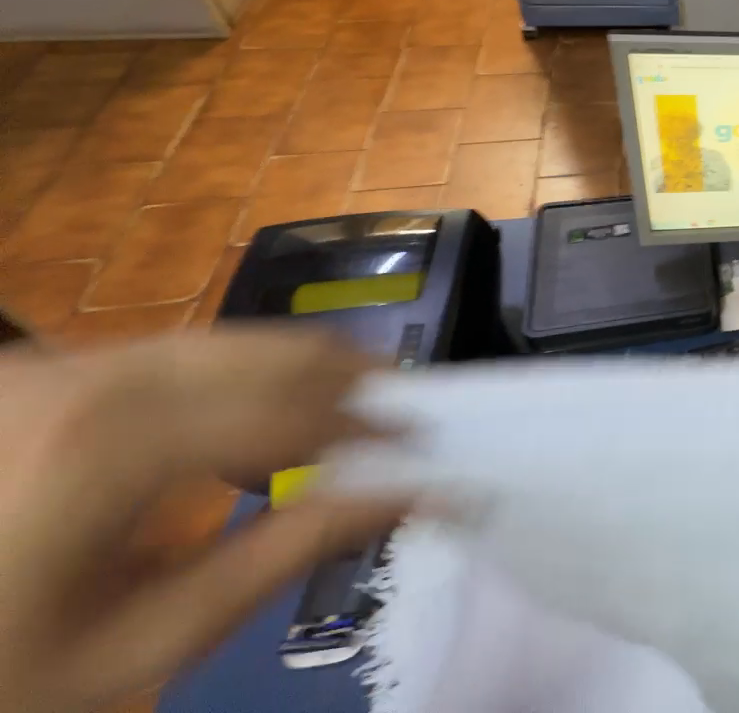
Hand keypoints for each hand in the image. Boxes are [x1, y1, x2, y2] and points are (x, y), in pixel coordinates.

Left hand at [0, 328, 412, 712]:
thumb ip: (296, 550)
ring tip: (342, 424)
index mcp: (112, 447)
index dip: (375, 425)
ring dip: (307, 378)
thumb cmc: (5, 666)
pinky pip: (185, 354)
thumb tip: (422, 491)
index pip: (296, 410)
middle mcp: (88, 380)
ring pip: (236, 342)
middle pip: (274, 352)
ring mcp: (57, 367)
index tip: (427, 444)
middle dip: (355, 382)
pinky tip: (257, 427)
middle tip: (399, 421)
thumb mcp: (152, 638)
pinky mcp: (45, 370)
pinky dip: (248, 379)